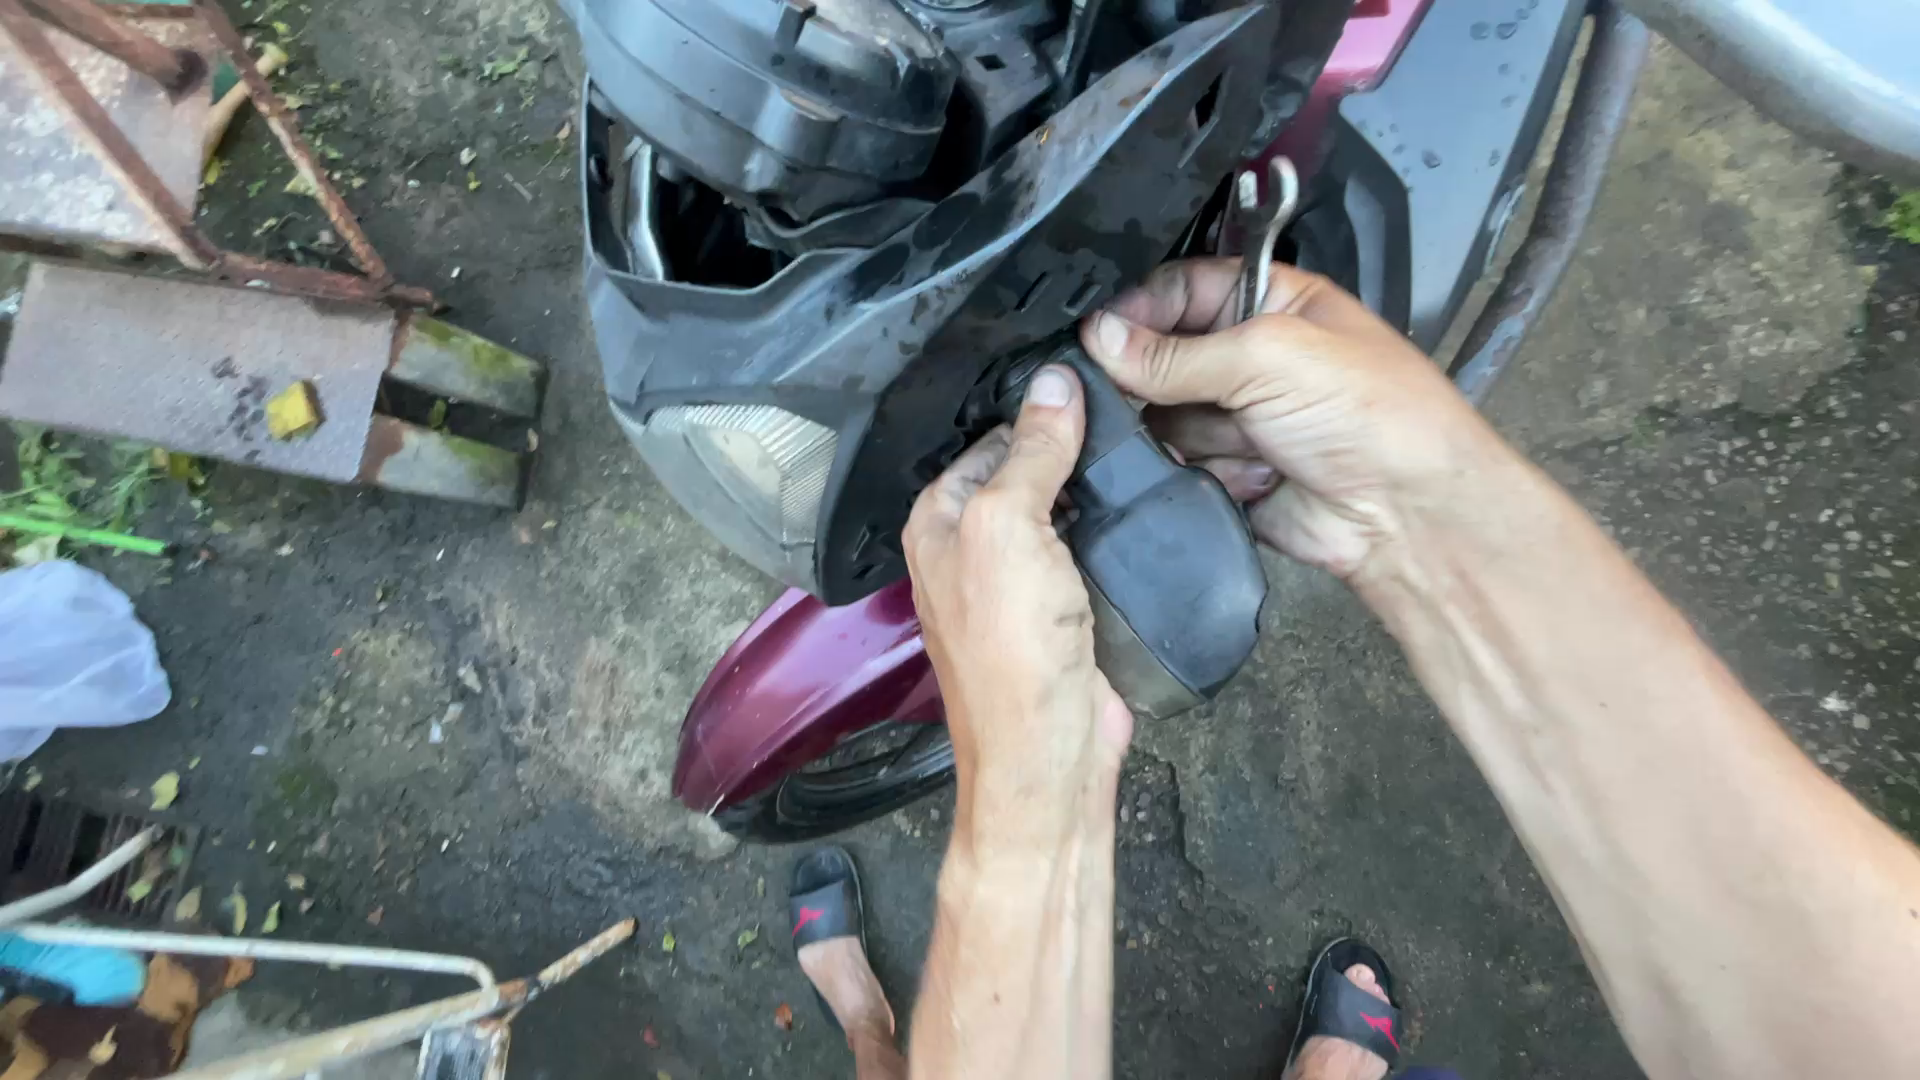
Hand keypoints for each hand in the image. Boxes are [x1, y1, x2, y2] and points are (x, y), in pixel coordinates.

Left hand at [904, 366, 1132, 844]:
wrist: (1050, 747)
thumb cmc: (1010, 642)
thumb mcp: (1008, 528)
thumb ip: (1030, 455)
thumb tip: (1054, 381)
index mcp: (939, 520)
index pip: (987, 440)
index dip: (1034, 412)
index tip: (1088, 384)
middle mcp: (971, 544)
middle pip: (1023, 472)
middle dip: (1068, 447)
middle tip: (1129, 411)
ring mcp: (1018, 575)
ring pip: (1059, 508)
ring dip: (1094, 485)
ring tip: (1145, 445)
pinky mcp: (1061, 604)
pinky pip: (1084, 546)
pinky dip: (1109, 524)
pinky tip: (1143, 500)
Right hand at [1079, 258, 1503, 579]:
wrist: (1403, 516)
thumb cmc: (1373, 417)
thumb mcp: (1271, 358)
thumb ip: (1177, 352)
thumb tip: (1100, 338)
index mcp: (1268, 302)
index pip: (1179, 289)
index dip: (1137, 311)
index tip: (1098, 336)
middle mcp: (1246, 356)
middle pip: (1158, 358)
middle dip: (1167, 385)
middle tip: (1191, 398)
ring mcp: (1233, 415)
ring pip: (1162, 417)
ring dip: (1202, 435)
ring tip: (1256, 444)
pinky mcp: (1223, 466)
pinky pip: (1177, 462)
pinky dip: (1209, 471)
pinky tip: (1256, 475)